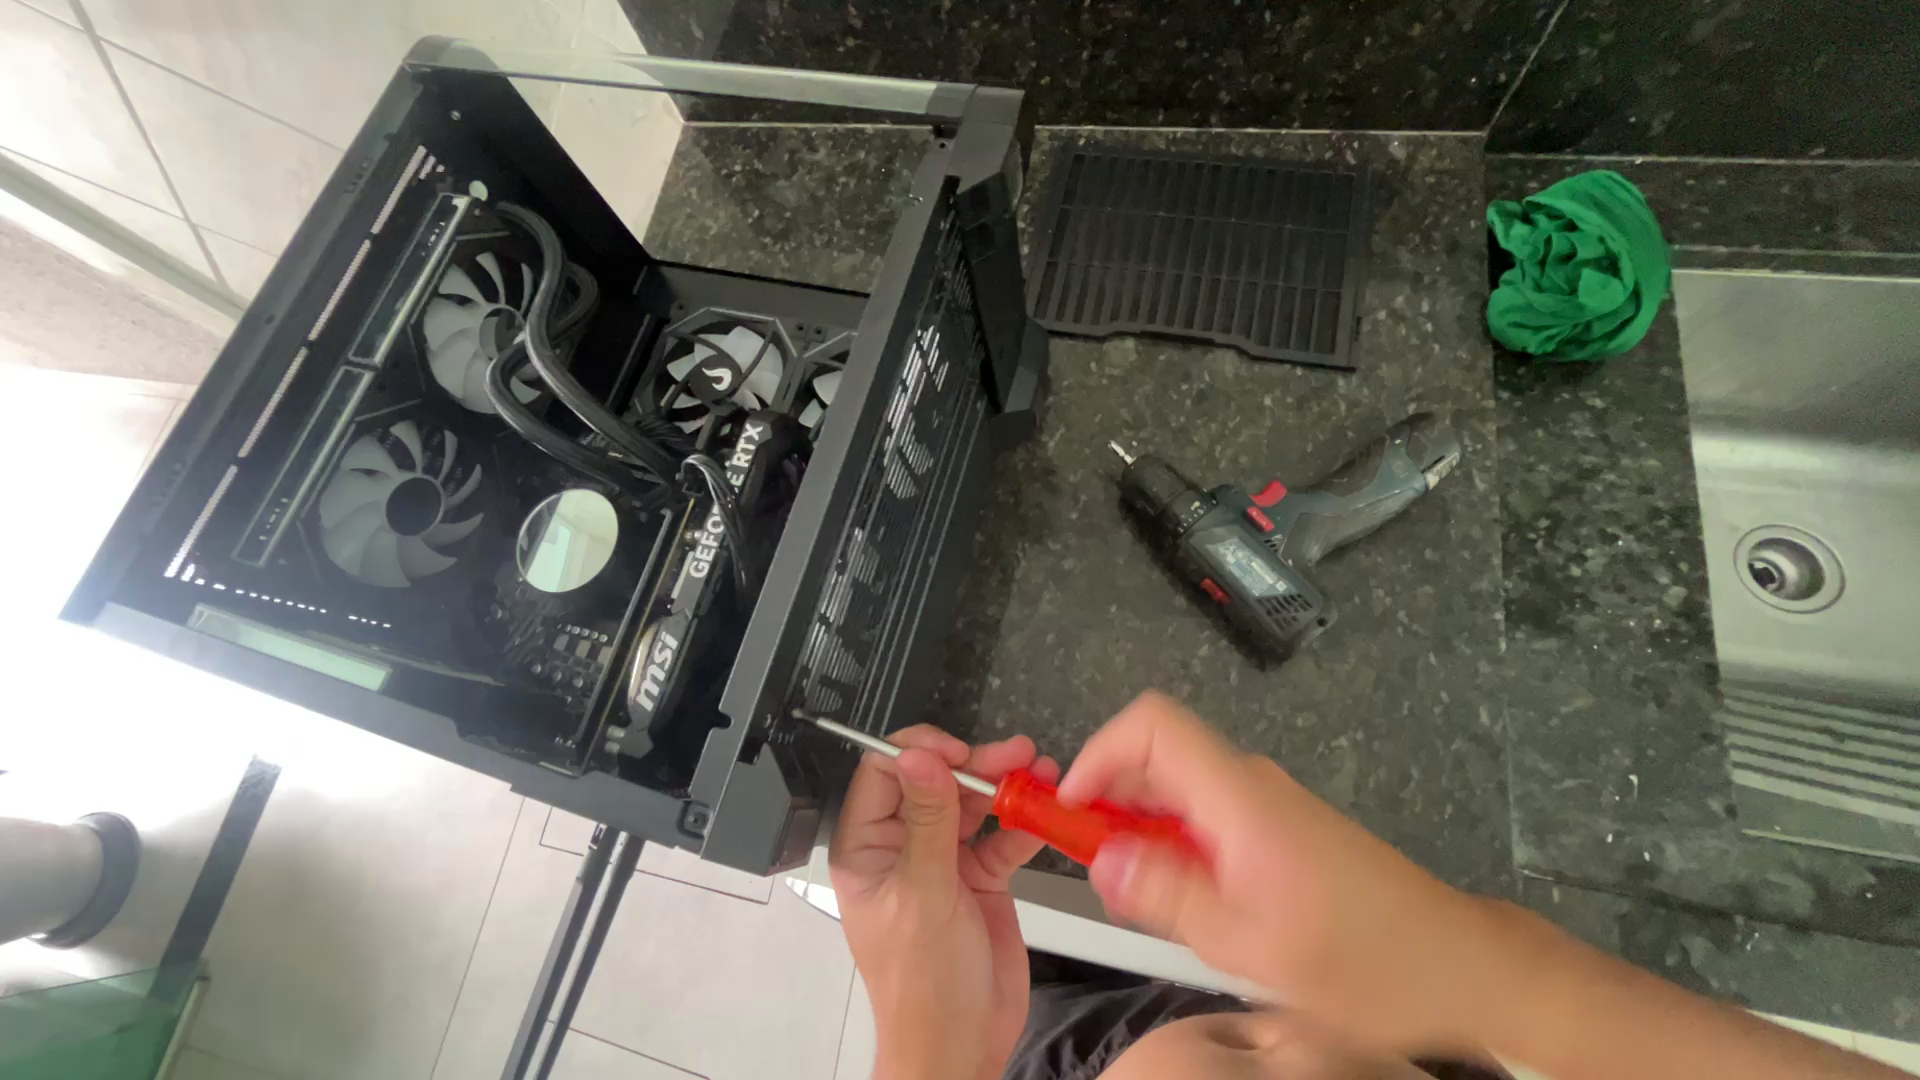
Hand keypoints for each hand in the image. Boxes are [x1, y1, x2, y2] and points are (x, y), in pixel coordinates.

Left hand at [829, 725, 1059, 1079]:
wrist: (964, 1047)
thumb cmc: (923, 987)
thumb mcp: (924, 894)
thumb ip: (928, 821)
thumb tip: (920, 756)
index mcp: (869, 846)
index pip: (886, 774)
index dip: (921, 753)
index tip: (958, 752)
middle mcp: (903, 845)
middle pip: (936, 782)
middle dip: (975, 765)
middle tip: (1012, 755)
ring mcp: (944, 859)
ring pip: (972, 803)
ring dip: (1005, 786)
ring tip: (1036, 770)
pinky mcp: (979, 875)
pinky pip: (1001, 836)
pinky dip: (1023, 822)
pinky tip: (1043, 812)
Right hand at [1059, 692, 1497, 1053]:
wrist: (1461, 966)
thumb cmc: (1367, 960)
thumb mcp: (1249, 943)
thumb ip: (1166, 895)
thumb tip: (1103, 861)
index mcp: (1239, 796)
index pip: (1152, 723)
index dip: (1100, 750)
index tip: (1073, 804)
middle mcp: (1249, 782)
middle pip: (1156, 753)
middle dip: (1111, 798)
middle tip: (1095, 859)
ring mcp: (1265, 800)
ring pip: (1178, 786)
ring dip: (1143, 827)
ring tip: (1141, 892)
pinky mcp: (1277, 822)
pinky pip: (1206, 812)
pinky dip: (1176, 841)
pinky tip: (1187, 897)